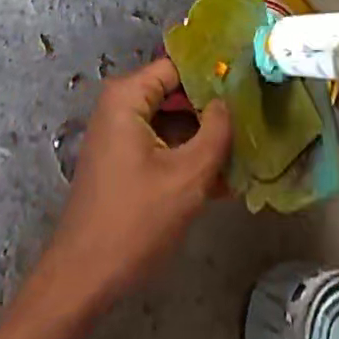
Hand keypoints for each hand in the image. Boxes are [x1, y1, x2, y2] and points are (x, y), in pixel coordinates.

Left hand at [0, 59, 230, 338]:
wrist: (86, 272)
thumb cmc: (135, 219)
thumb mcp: (187, 177)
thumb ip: (215, 134)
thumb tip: (227, 102)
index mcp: (127, 96)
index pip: (175, 67)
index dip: (210, 75)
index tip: (246, 85)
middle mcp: (119, 105)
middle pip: (174, 93)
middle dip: (211, 111)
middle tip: (252, 123)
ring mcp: (119, 132)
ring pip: (171, 122)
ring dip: (204, 139)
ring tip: (246, 155)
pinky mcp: (123, 158)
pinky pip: (161, 144)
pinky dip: (187, 156)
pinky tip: (223, 180)